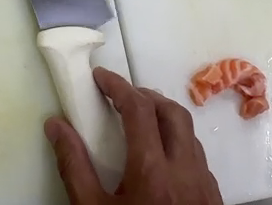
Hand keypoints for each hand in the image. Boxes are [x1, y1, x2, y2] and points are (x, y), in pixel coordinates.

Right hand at [47, 67, 223, 204]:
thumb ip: (74, 166)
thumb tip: (56, 125)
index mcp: (152, 169)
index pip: (138, 108)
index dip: (117, 85)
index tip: (98, 78)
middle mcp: (185, 170)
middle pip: (172, 112)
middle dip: (145, 96)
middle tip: (120, 97)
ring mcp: (205, 188)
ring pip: (190, 135)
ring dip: (165, 119)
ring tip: (140, 123)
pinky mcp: (215, 204)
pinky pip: (200, 160)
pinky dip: (180, 145)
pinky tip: (162, 160)